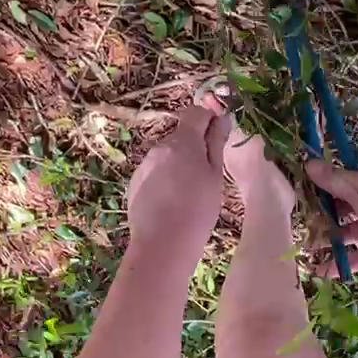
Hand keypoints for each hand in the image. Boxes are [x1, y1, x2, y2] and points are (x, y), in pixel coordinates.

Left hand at [128, 106, 231, 260]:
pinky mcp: (135, 182)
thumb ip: (216, 144)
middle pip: (181, 136)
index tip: (218, 137)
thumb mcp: (215, 176)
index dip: (209, 120)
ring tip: (189, 194)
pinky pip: (155, 173)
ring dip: (179, 165)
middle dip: (194, 147)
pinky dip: (165, 180)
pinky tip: (172, 203)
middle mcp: (160, 147)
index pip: (195, 113)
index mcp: (183, 142)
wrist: (163, 243)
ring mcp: (144, 164)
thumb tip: (221, 118)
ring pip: (167, 156)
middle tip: (207, 175)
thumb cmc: (199, 209)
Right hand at [304, 159, 357, 277]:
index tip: (307, 189)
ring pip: (350, 233)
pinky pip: (357, 256)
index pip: (350, 178)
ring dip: (329, 240)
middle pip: (348, 207)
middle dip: (325, 214)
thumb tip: (309, 163)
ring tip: (307, 248)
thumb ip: (334, 180)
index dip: (330, 183)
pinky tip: (321, 271)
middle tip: (302, 220)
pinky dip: (340, 263)